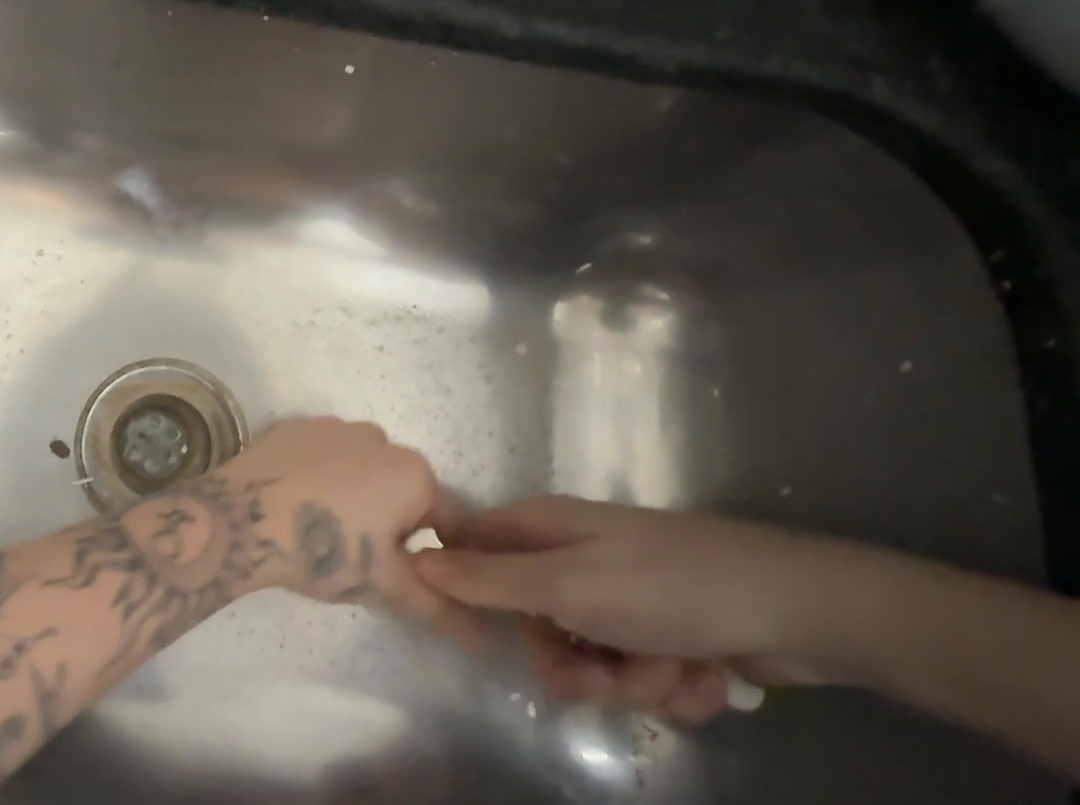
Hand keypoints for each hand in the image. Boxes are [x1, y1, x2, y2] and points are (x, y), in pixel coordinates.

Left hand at [219, 418, 473, 639]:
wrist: (239, 518)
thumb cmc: (323, 549)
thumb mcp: (386, 586)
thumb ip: (440, 609)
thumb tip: (487, 640)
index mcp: (413, 472)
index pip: (444, 520)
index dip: (431, 553)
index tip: (403, 575)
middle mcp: (379, 437)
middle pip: (400, 490)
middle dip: (389, 522)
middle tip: (357, 555)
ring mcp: (332, 425)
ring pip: (359, 469)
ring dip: (352, 495)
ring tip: (320, 529)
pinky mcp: (292, 426)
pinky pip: (319, 455)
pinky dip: (316, 476)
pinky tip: (293, 503)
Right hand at [412, 495, 858, 723]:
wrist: (802, 613)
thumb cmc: (669, 586)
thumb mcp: (564, 585)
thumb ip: (486, 579)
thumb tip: (412, 558)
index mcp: (543, 529)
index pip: (470, 547)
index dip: (463, 586)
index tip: (478, 628)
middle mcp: (575, 557)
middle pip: (529, 621)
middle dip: (567, 662)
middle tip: (600, 675)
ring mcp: (622, 595)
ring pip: (587, 658)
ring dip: (626, 681)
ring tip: (670, 671)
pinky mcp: (664, 632)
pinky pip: (635, 673)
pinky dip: (666, 686)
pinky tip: (701, 674)